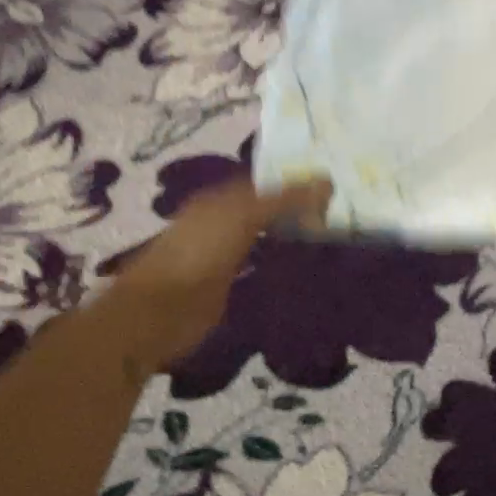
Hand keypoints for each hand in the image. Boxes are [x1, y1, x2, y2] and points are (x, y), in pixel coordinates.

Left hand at [106, 176, 331, 367]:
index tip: (332, 186)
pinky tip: (302, 259)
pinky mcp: (228, 281)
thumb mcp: (244, 217)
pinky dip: (280, 256)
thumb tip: (328, 181)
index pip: (266, 181)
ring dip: (290, 230)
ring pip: (266, 232)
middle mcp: (222, 220)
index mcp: (220, 199)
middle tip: (337, 207)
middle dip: (297, 204)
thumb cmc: (198, 256)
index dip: (297, 180)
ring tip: (328, 230)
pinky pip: (262, 259)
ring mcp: (224, 251)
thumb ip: (285, 199)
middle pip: (267, 205)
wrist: (158, 314)